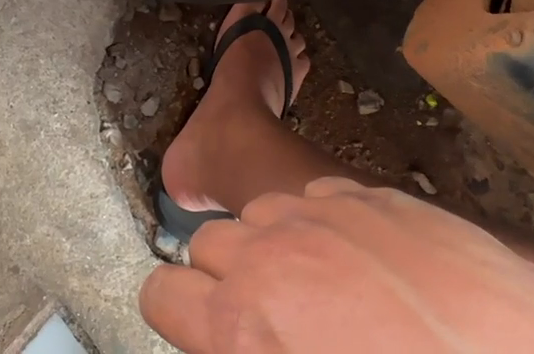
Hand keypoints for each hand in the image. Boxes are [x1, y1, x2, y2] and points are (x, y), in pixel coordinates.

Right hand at [139, 178, 533, 352]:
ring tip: (324, 296)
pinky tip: (366, 270)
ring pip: (261, 214)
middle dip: (227, 284)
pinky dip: (324, 227)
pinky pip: (318, 200)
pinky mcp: (373, 196)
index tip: (204, 333)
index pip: (160, 293)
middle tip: (276, 326)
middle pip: (207, 246)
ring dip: (274, 249)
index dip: (177, 317)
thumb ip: (251, 352)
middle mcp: (271, 252)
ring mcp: (323, 214)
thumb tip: (242, 340)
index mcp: (243, 324)